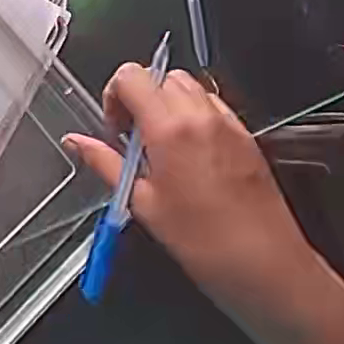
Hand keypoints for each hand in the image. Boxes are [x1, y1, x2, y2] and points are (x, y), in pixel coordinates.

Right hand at [63, 64, 326, 313]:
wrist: (267, 267)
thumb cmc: (202, 242)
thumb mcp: (142, 203)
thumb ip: (105, 163)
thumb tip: (75, 141)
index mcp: (169, 128)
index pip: (131, 76)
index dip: (113, 95)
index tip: (115, 128)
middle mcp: (200, 115)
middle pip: (158, 75)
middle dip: (139, 97)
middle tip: (133, 137)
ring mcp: (226, 122)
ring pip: (186, 85)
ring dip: (166, 102)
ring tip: (160, 144)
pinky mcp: (245, 134)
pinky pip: (211, 103)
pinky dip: (192, 113)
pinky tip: (188, 152)